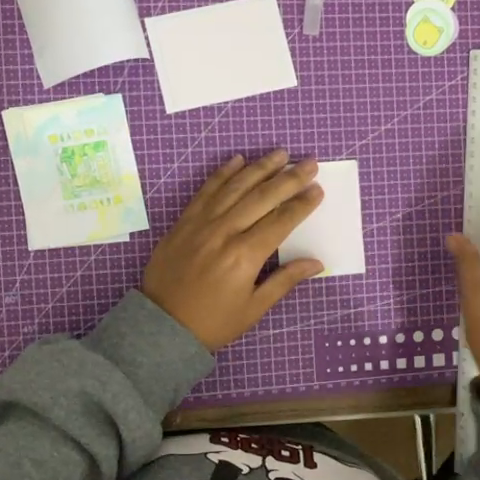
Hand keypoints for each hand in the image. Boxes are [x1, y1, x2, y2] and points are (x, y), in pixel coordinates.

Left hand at [142, 151, 324, 350]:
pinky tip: (238, 160)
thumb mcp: (253, 309)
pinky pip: (206, 190)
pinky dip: (223, 173)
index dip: (302, 203)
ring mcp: (201, 223)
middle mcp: (225, 232)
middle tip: (309, 162)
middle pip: (262, 197)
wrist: (161, 325)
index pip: (281, 221)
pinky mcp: (183, 221)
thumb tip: (316, 263)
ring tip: (280, 154)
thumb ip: (284, 280)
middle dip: (289, 178)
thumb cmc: (212, 322)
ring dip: (260, 167)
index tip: (318, 189)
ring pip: (235, 186)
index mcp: (245, 256)